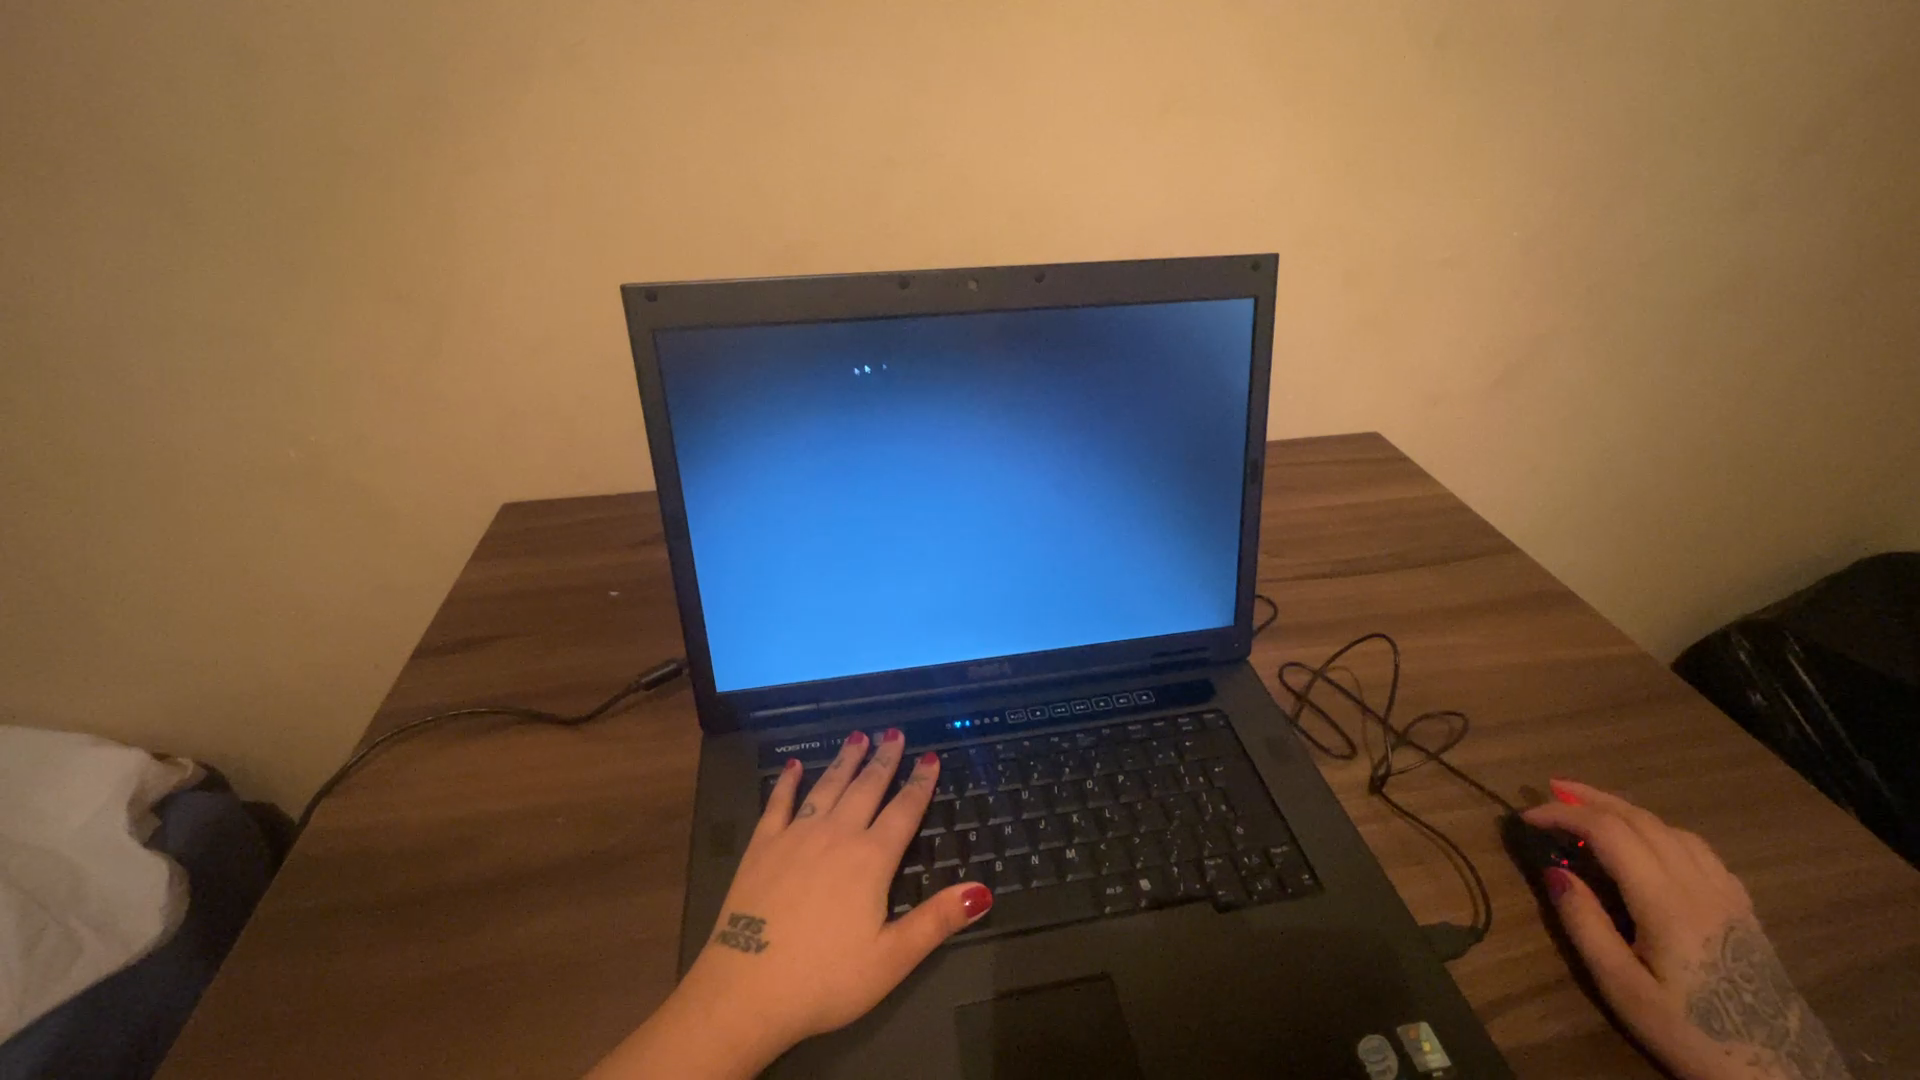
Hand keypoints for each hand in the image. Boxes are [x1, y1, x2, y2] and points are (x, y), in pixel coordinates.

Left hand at [587, 730, 991, 1078]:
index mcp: (871, 860)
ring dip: (845, 760)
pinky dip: (788, 782)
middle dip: (884, 759)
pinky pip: (777, 803)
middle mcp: (836, 836)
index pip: (904, 811)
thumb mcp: (892, 959)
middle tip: (894, 733)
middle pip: (866, 788)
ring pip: (827, 787)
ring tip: (858, 735)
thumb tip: (982, 891)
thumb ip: (937, 920)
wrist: (747, 990)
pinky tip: (795, 765)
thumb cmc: (825, 979)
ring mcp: (795, 837)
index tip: (930, 756)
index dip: (920, 783)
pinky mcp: (761, 847)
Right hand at [1524, 779, 1849, 1079]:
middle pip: (1641, 820)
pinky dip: (1660, 831)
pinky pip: (1698, 850)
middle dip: (1591, 798)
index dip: (1563, 814)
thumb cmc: (1687, 1029)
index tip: (1526, 817)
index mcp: (1666, 902)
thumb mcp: (1621, 986)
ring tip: (1592, 810)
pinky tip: (1647, 844)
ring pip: (1672, 829)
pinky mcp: (1743, 908)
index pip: (1608, 832)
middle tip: (1550, 789)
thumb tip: (1554, 871)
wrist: (1779, 1073)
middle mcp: (1699, 886)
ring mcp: (1727, 895)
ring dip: (1626, 810)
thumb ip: (1585, 924)